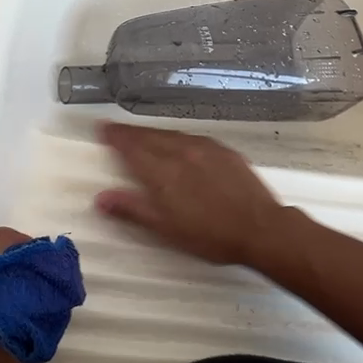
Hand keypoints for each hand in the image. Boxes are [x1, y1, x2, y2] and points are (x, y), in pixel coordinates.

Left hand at [0, 227, 42, 362]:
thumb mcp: (27, 345)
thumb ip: (40, 304)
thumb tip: (58, 274)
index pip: (0, 245)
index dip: (30, 249)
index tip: (49, 268)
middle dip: (22, 263)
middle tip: (46, 283)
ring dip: (10, 276)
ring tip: (31, 298)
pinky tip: (13, 309)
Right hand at [93, 122, 289, 265]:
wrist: (260, 228)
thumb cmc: (211, 234)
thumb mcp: (165, 228)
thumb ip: (133, 208)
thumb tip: (102, 197)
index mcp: (163, 171)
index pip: (131, 147)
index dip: (115, 136)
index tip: (103, 129)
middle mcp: (182, 152)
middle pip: (149, 136)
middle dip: (130, 132)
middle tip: (116, 129)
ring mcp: (205, 148)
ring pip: (171, 134)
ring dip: (153, 133)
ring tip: (142, 135)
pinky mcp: (224, 150)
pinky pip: (193, 137)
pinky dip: (177, 137)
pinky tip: (178, 143)